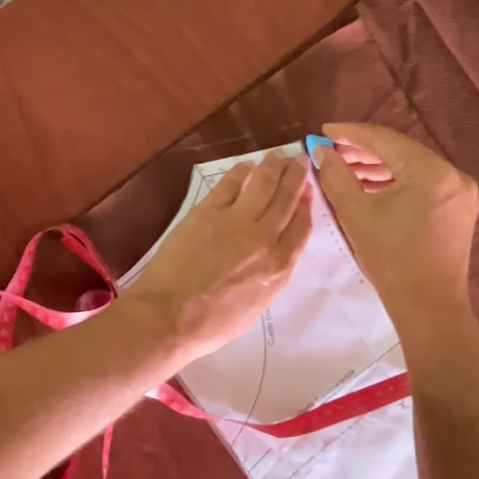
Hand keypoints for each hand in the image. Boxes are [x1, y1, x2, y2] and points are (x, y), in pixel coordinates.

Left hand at [125, 155, 312, 358]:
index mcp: (279, 267)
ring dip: (274, 167)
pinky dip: (242, 172)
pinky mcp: (208, 212)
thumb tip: (272, 255)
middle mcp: (265, 239)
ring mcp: (236, 221)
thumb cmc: (212, 323)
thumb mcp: (257, 305)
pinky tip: (247, 166)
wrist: (171, 315)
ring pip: (264, 185)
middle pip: (287, 200)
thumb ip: (270, 275)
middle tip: (300, 160)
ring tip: (279, 155)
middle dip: (296, 177)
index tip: (308, 191)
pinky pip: (231, 184)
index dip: (306, 206)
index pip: (301, 228)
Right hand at [316, 123, 478, 314]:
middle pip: (400, 152)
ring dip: (378, 168)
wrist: (428, 306)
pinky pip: (422, 185)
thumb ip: (336, 175)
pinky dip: (395, 184)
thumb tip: (322, 151)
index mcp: (431, 172)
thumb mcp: (355, 213)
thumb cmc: (391, 258)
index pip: (385, 140)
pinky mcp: (458, 210)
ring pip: (411, 168)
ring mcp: (460, 193)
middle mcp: (453, 175)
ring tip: (344, 171)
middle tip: (330, 153)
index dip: (350, 134)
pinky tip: (369, 189)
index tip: (323, 132)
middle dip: (363, 151)